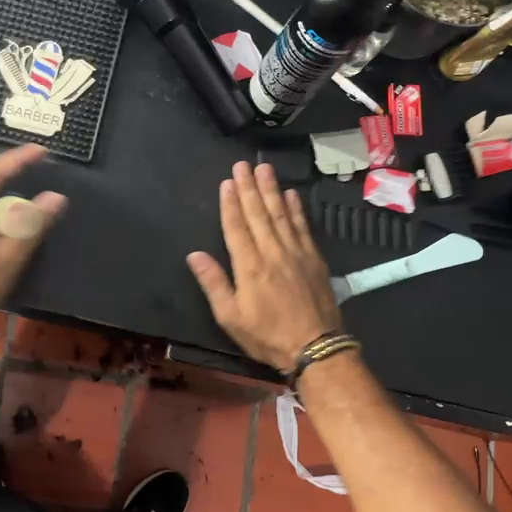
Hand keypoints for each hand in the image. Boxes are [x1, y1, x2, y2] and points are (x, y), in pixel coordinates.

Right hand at [186, 161, 342, 372]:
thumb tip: (195, 255)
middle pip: (259, 214)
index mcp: (249, 266)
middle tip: (243, 164)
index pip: (236, 227)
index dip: (230, 204)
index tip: (227, 182)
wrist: (316, 347)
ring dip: (271, 190)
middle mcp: (272, 252)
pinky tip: (291, 194)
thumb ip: (214, 283)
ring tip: (265, 169)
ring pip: (281, 214)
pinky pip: (302, 226)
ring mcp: (296, 253)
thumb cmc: (267, 336)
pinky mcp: (314, 258)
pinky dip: (296, 209)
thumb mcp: (231, 317)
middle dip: (249, 188)